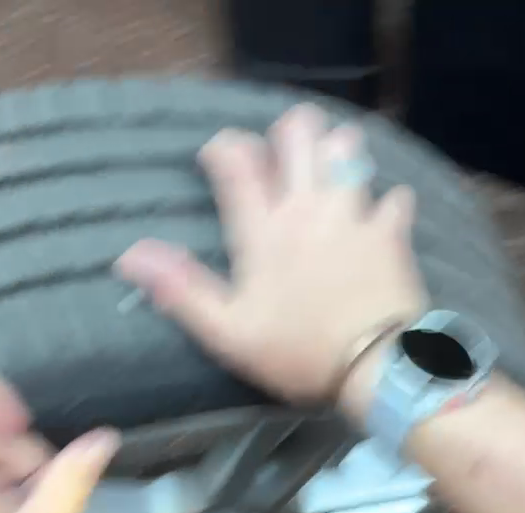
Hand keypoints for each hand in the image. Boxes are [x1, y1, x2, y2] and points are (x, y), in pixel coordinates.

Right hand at [116, 103, 428, 409]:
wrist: (375, 366)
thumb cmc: (301, 353)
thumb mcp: (231, 334)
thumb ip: (183, 292)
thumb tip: (129, 255)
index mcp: (262, 231)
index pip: (236, 161)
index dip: (224, 148)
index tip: (219, 158)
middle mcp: (307, 209)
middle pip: (297, 137)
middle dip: (289, 134)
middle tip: (286, 154)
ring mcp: (353, 215)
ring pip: (346, 151)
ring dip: (338, 152)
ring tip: (333, 169)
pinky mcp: (392, 233)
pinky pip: (394, 197)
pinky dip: (388, 202)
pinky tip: (383, 214)